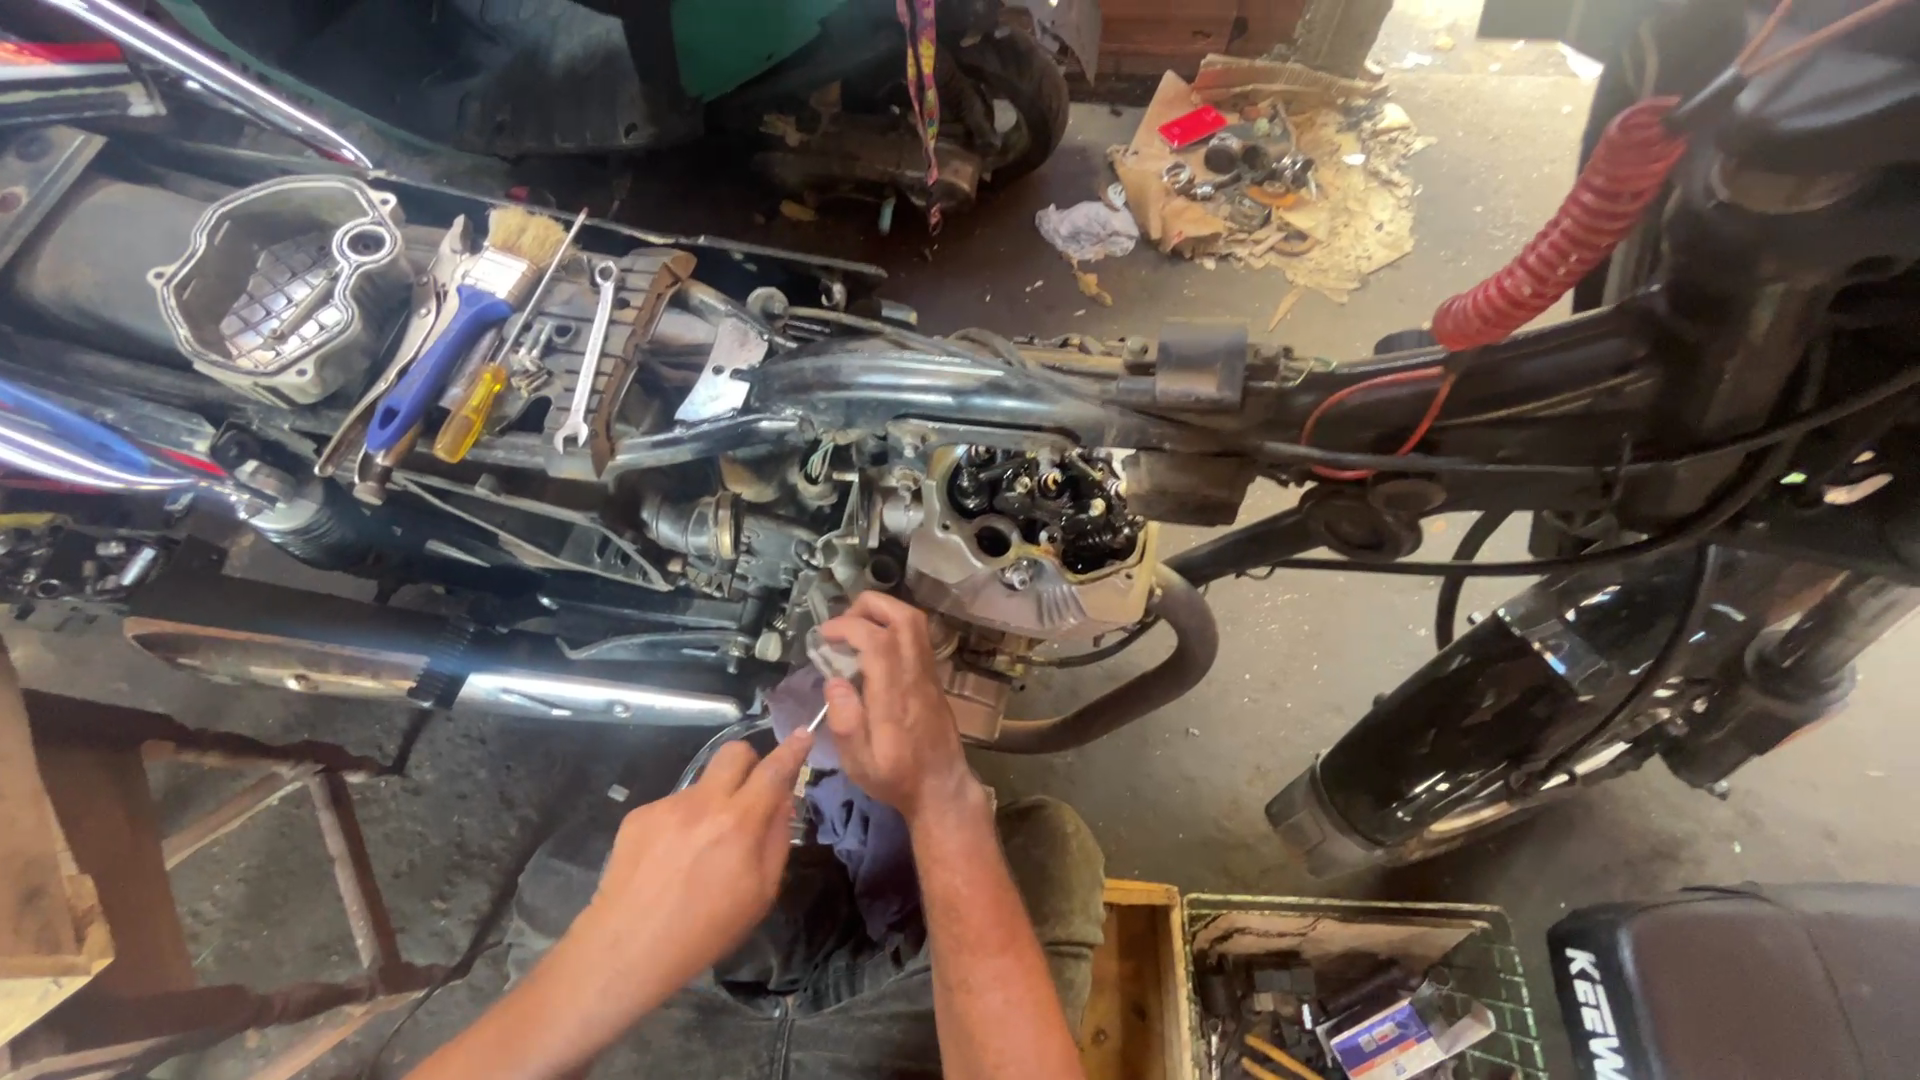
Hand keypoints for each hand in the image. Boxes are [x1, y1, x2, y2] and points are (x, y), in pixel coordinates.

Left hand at [566, 733, 812, 1006]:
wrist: (624, 951)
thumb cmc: (704, 931)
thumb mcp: (761, 894)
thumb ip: (777, 838)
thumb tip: (782, 801)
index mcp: (738, 823)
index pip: (774, 771)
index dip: (792, 749)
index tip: (803, 734)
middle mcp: (703, 803)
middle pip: (735, 753)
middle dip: (750, 763)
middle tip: (749, 794)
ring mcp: (667, 806)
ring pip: (703, 785)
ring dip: (712, 804)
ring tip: (698, 852)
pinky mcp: (638, 816)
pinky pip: (674, 807)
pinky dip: (681, 824)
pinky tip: (669, 861)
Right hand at [820, 592, 981, 824]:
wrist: (941, 788)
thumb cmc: (896, 778)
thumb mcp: (860, 763)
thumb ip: (845, 723)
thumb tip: (834, 681)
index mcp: (895, 696)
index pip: (878, 642)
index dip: (849, 627)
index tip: (824, 635)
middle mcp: (916, 676)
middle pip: (904, 618)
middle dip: (869, 606)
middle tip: (841, 625)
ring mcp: (929, 673)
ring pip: (915, 623)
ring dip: (883, 612)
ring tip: (854, 629)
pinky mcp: (933, 677)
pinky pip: (918, 637)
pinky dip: (893, 626)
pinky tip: (872, 646)